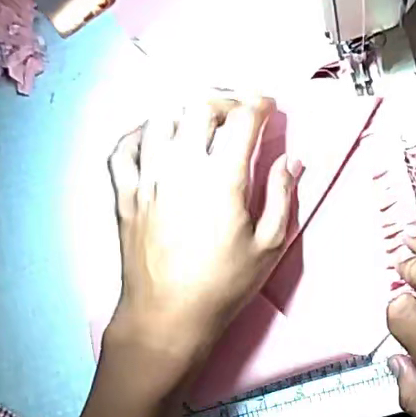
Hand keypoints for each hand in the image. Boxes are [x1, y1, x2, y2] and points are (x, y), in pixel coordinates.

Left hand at [106, 96, 300, 374]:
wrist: (168, 316)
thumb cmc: (224, 285)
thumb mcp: (269, 246)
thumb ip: (282, 196)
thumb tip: (292, 161)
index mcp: (221, 180)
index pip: (240, 121)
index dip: (258, 104)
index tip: (268, 105)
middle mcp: (180, 169)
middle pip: (197, 109)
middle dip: (223, 100)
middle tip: (239, 111)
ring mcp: (147, 179)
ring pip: (160, 120)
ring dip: (185, 111)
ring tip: (201, 120)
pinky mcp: (125, 194)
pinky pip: (123, 148)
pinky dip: (140, 132)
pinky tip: (153, 135)